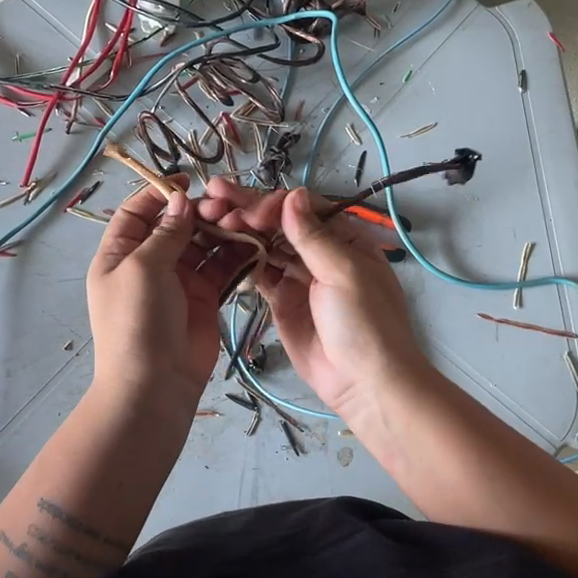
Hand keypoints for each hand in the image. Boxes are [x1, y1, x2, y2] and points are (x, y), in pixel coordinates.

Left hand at [86, 181, 235, 407]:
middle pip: (176, 225)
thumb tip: (180, 200)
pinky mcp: (204, 298)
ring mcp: (178, 282)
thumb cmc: (137, 320)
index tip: (188, 180)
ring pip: (202, 244)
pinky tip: (254, 243)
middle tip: (226, 206)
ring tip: (244, 221)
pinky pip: (220, 268)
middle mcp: (148, 264)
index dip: (160, 193)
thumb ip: (165, 233)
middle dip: (199, 212)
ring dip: (221, 231)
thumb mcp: (143, 268)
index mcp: (120, 254)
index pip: (138, 212)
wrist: (154, 383)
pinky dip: (235, 255)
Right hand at [199, 181, 427, 414]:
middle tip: (215, 198)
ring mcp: (300, 277)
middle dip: (250, 209)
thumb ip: (313, 235)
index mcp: (346, 238)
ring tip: (212, 219)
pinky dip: (242, 259)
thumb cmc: (365, 322)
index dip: (274, 203)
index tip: (249, 210)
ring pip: (267, 245)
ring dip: (242, 231)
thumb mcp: (343, 272)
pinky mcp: (282, 301)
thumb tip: (292, 194)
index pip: (305, 208)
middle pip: (282, 223)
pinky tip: (220, 247)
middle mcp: (321, 252)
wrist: (365, 383)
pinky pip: (260, 274)